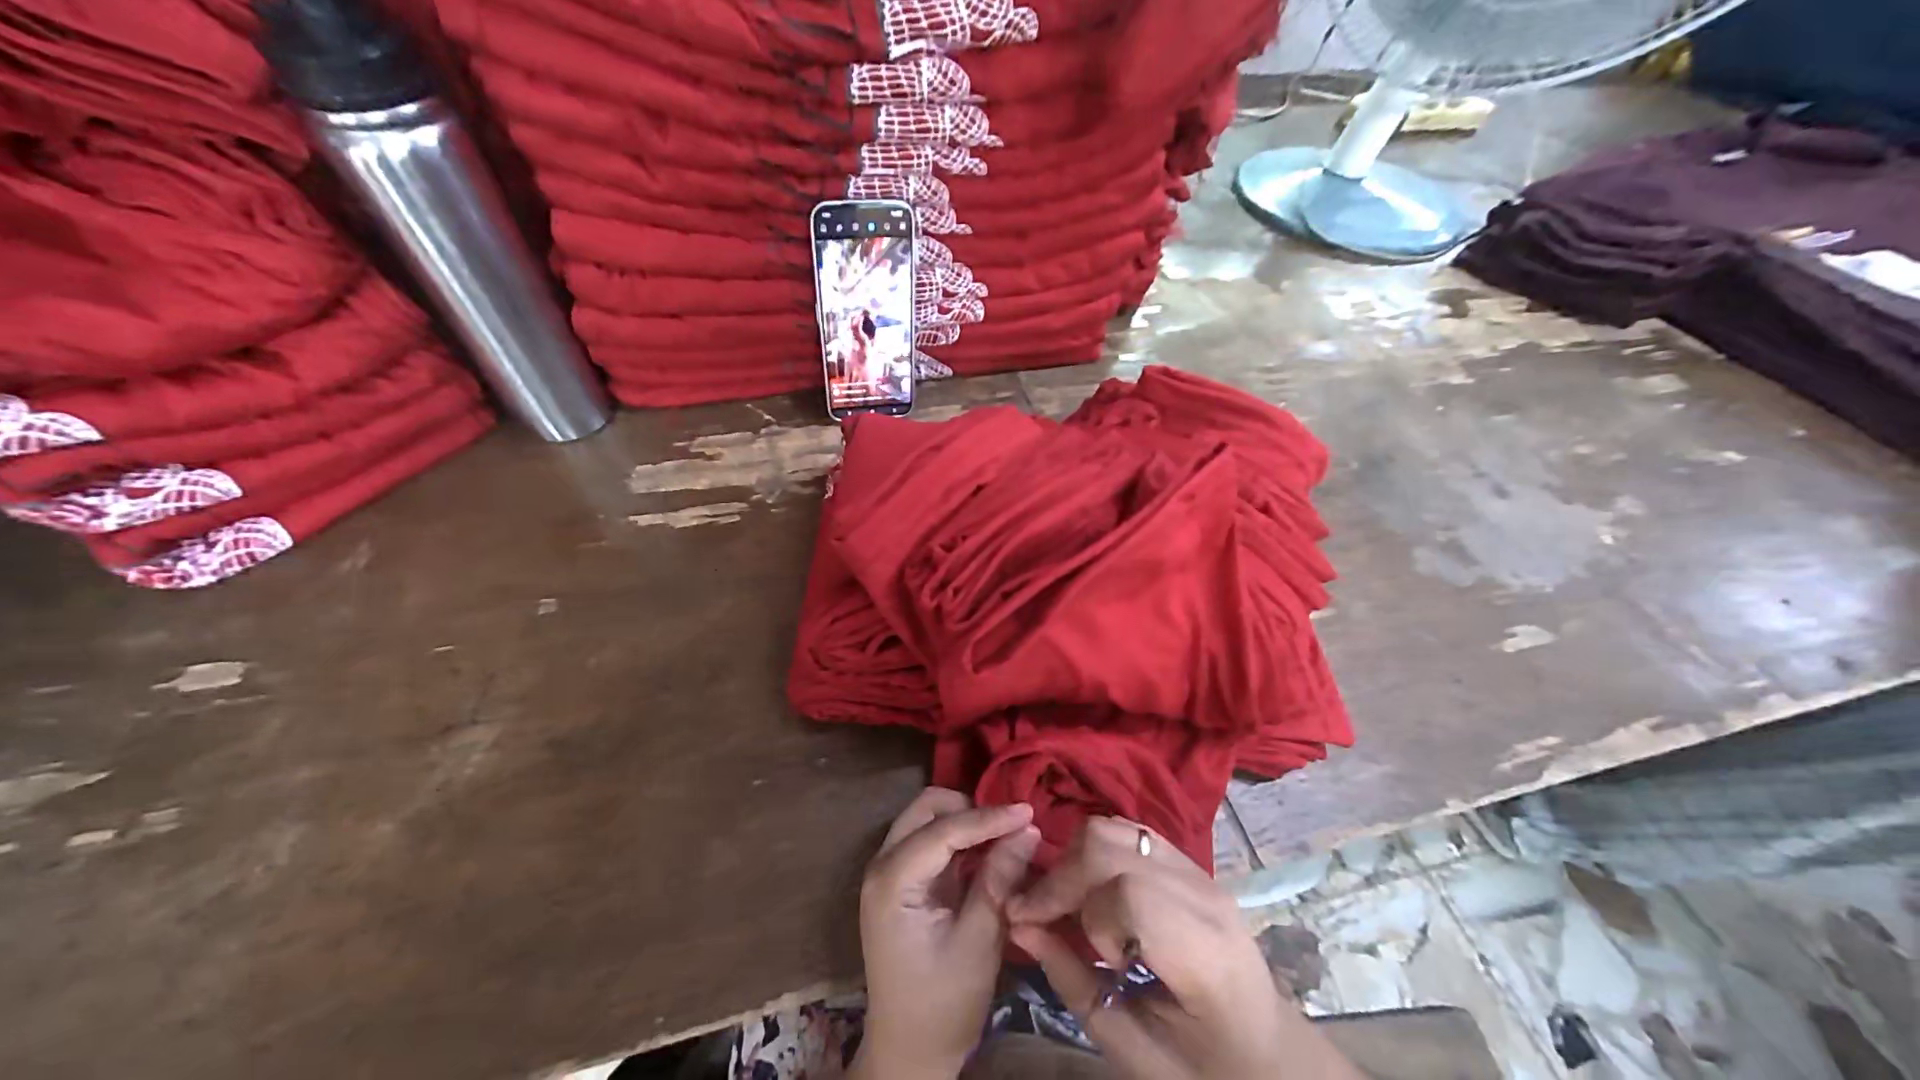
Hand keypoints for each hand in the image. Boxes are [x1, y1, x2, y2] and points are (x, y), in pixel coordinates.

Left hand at [851, 787, 1040, 1079]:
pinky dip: (961, 839)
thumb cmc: (943, 1004)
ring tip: (1008, 835)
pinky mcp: (903, 883)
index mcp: (891, 882)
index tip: (1030, 811)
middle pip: (927, 809)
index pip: (943, 830)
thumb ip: (999, 881)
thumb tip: (1028, 829)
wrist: (909, 1051)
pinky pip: (932, 841)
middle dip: (971, 810)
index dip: (989, 818)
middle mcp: (882, 866)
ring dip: (967, 821)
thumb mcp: (979, 943)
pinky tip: (992, 851)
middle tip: (1014, 825)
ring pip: (928, 819)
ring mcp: (889, 872)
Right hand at [1007, 817, 1363, 1079]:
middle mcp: (1204, 897)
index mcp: (1203, 954)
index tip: (1039, 928)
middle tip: (1040, 914)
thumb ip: (1073, 980)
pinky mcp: (1191, 864)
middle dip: (1062, 875)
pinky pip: (1129, 833)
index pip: (1126, 890)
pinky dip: (1096, 850)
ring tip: (1065, 901)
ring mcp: (1200, 872)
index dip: (1073, 903)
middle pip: (1111, 844)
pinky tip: (1091, 889)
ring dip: (1075, 857)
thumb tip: (1020, 925)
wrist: (1266, 1053)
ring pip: (1115, 828)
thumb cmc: (1201, 1069)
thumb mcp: (1130, 1046)